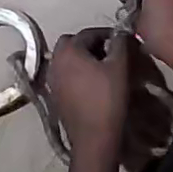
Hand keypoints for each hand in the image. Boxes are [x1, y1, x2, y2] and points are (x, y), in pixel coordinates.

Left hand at [47, 28, 135, 164]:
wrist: (94, 138)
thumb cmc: (108, 98)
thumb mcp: (119, 66)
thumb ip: (120, 43)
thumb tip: (120, 33)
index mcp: (68, 51)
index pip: (88, 33)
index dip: (106, 34)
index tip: (120, 41)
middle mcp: (54, 62)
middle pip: (71, 43)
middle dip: (89, 43)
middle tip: (108, 52)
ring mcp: (51, 80)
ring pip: (65, 59)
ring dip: (81, 58)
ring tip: (101, 67)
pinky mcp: (53, 95)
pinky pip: (63, 75)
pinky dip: (75, 72)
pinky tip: (91, 83)